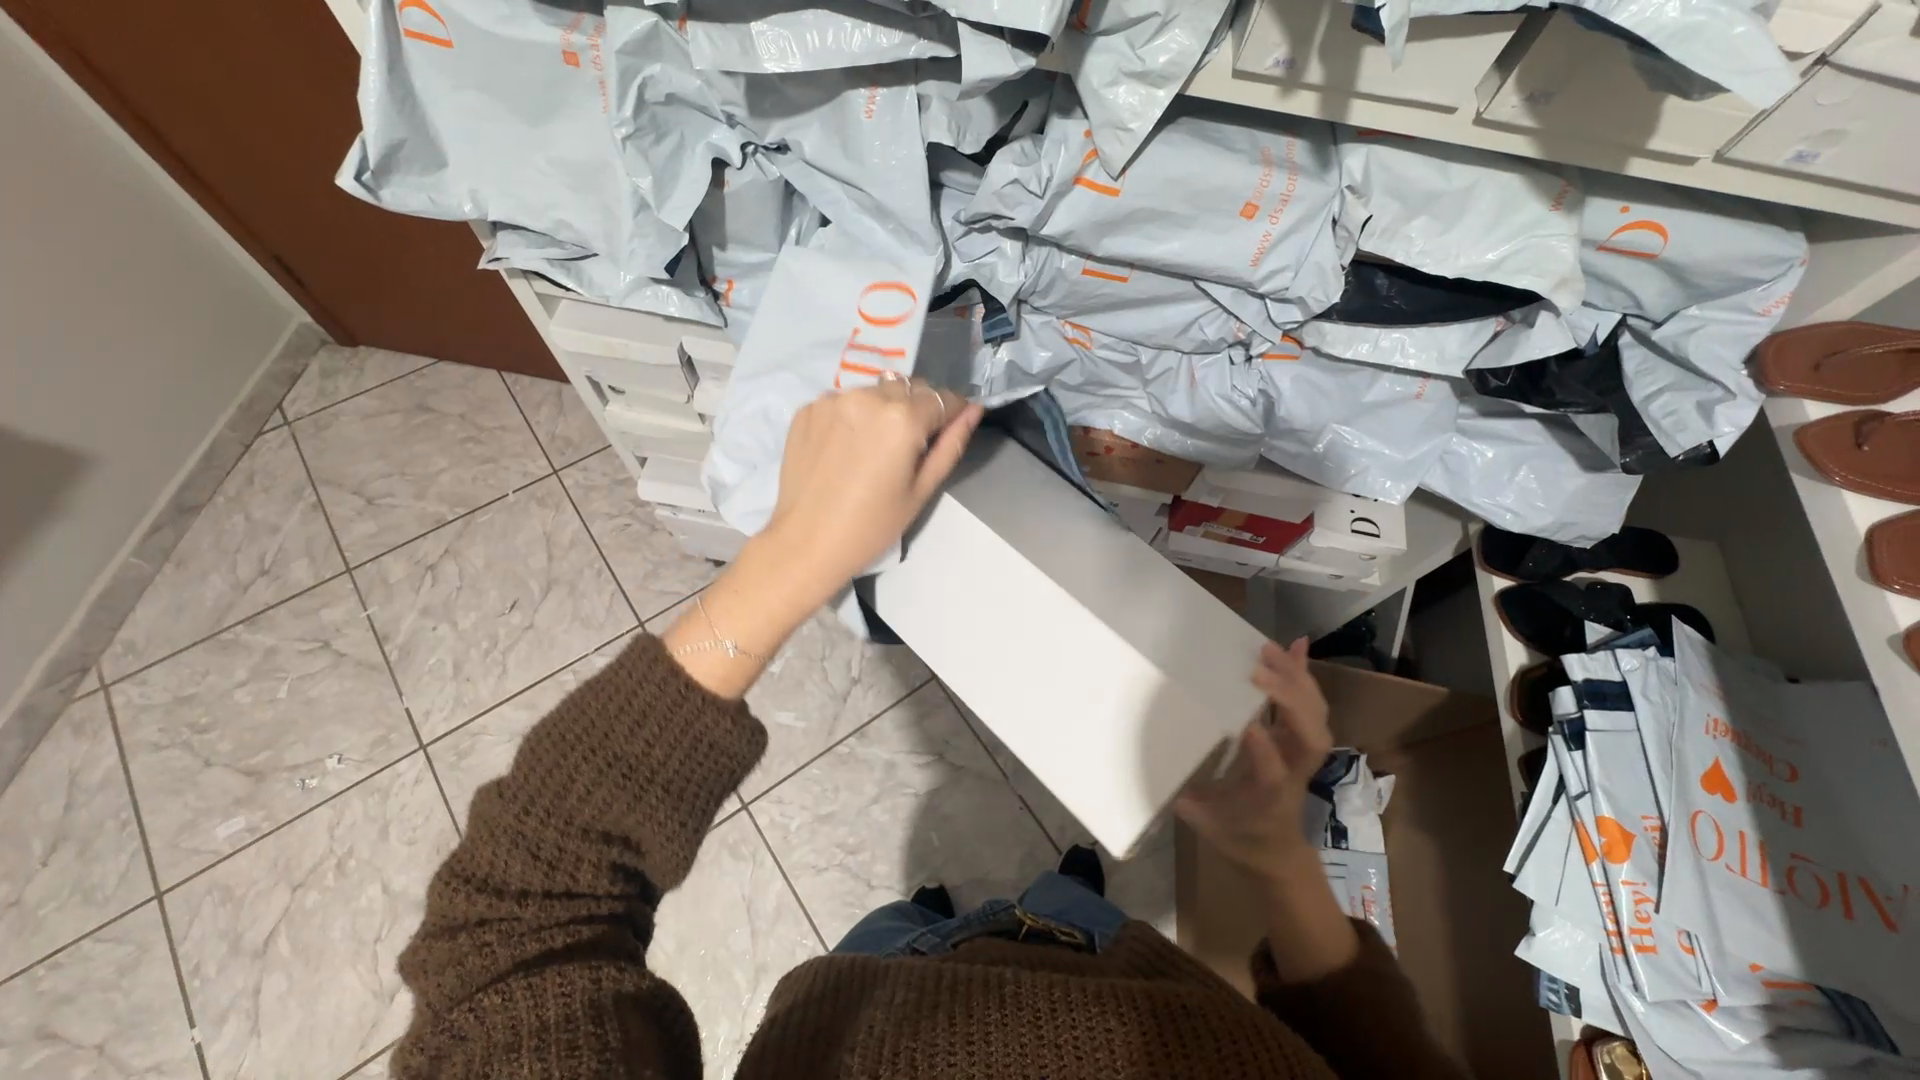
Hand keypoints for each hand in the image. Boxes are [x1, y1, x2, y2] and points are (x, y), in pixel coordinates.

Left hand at [756, 375, 985, 605]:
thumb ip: (951, 444)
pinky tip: (845, 449)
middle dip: (916, 409)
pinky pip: (843, 402)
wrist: (807, 542)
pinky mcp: (807, 409)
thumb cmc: (872, 525)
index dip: (951, 413)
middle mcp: (867, 397)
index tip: (947, 431)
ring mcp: (832, 400)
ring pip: (874, 392)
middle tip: (907, 448)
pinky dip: (851, 416)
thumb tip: (974, 410)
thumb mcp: (922, 490)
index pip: (942, 398)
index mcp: (902, 418)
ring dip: (883, 410)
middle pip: (908, 389)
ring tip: (872, 449)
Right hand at [1175, 638, 1333, 885]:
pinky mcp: (1303, 741)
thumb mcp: (1208, 826)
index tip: (1247, 727)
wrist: (1278, 852)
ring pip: (1316, 718)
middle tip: (1256, 672)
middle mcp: (1294, 774)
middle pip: (1309, 738)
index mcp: (1268, 798)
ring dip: (1297, 682)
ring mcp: (1303, 757)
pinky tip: (1295, 646)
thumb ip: (1189, 803)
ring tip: (1270, 650)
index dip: (1266, 752)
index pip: (1274, 775)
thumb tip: (1159, 770)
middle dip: (1289, 703)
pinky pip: (1312, 706)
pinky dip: (1304, 676)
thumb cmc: (1240, 837)